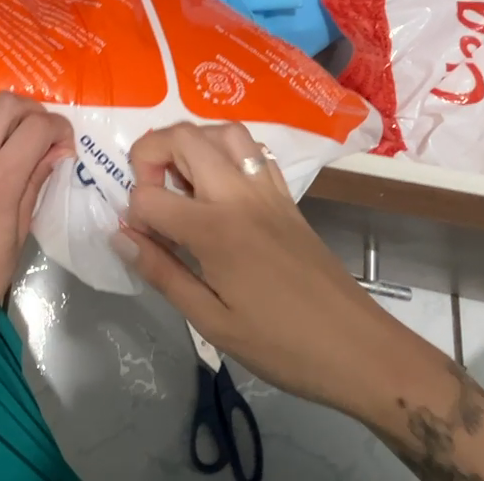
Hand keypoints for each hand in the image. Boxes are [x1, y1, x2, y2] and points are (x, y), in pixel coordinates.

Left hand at [0, 94, 73, 340]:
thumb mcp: (20, 233)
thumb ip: (35, 183)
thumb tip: (57, 151)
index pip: (36, 128)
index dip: (58, 127)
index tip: (65, 143)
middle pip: (4, 104)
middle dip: (31, 111)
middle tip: (42, 133)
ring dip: (3, 120)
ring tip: (15, 142)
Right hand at [116, 122, 440, 421]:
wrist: (364, 353)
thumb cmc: (283, 345)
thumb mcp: (212, 322)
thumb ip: (162, 273)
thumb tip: (120, 237)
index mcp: (215, 229)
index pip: (149, 196)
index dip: (133, 215)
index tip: (142, 242)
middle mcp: (239, 195)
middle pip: (183, 137)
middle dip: (150, 152)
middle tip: (148, 192)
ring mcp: (267, 191)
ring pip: (222, 131)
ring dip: (191, 142)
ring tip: (181, 178)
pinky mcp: (287, 198)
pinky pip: (254, 150)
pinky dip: (226, 151)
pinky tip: (219, 184)